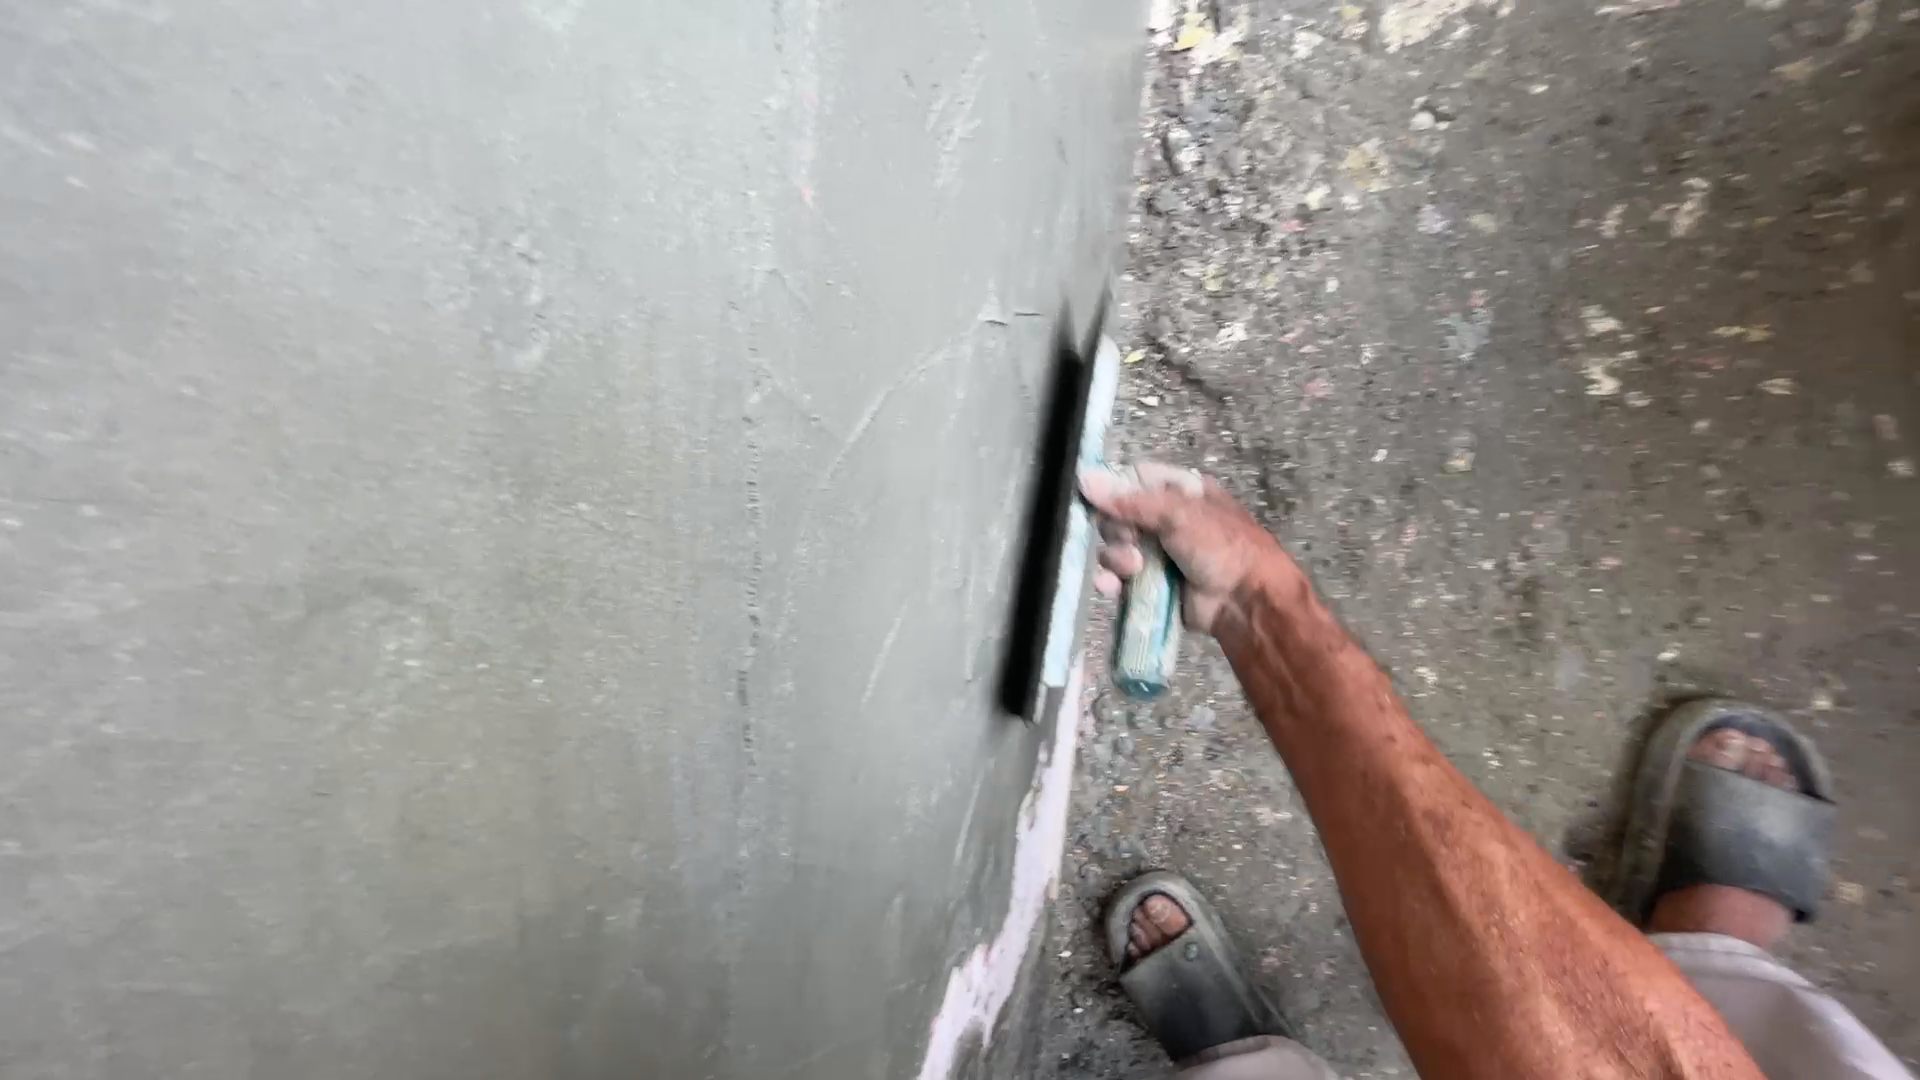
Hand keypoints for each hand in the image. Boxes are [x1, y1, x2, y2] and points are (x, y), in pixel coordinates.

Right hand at [1078, 461, 1285, 635]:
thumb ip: (1130, 500)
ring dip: (1116, 558)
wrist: (1245, 602)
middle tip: (1132, 542)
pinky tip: (1111, 587)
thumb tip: (1084, 478)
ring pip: (1115, 548)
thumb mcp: (1179, 515)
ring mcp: (1157, 553)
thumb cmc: (1221, 547)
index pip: (1132, 480)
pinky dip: (1111, 581)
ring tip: (1134, 569)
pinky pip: (1118, 578)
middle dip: (1117, 531)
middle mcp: (1166, 519)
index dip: (1114, 490)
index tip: (1102, 502)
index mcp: (1179, 492)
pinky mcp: (1150, 584)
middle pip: (1117, 516)